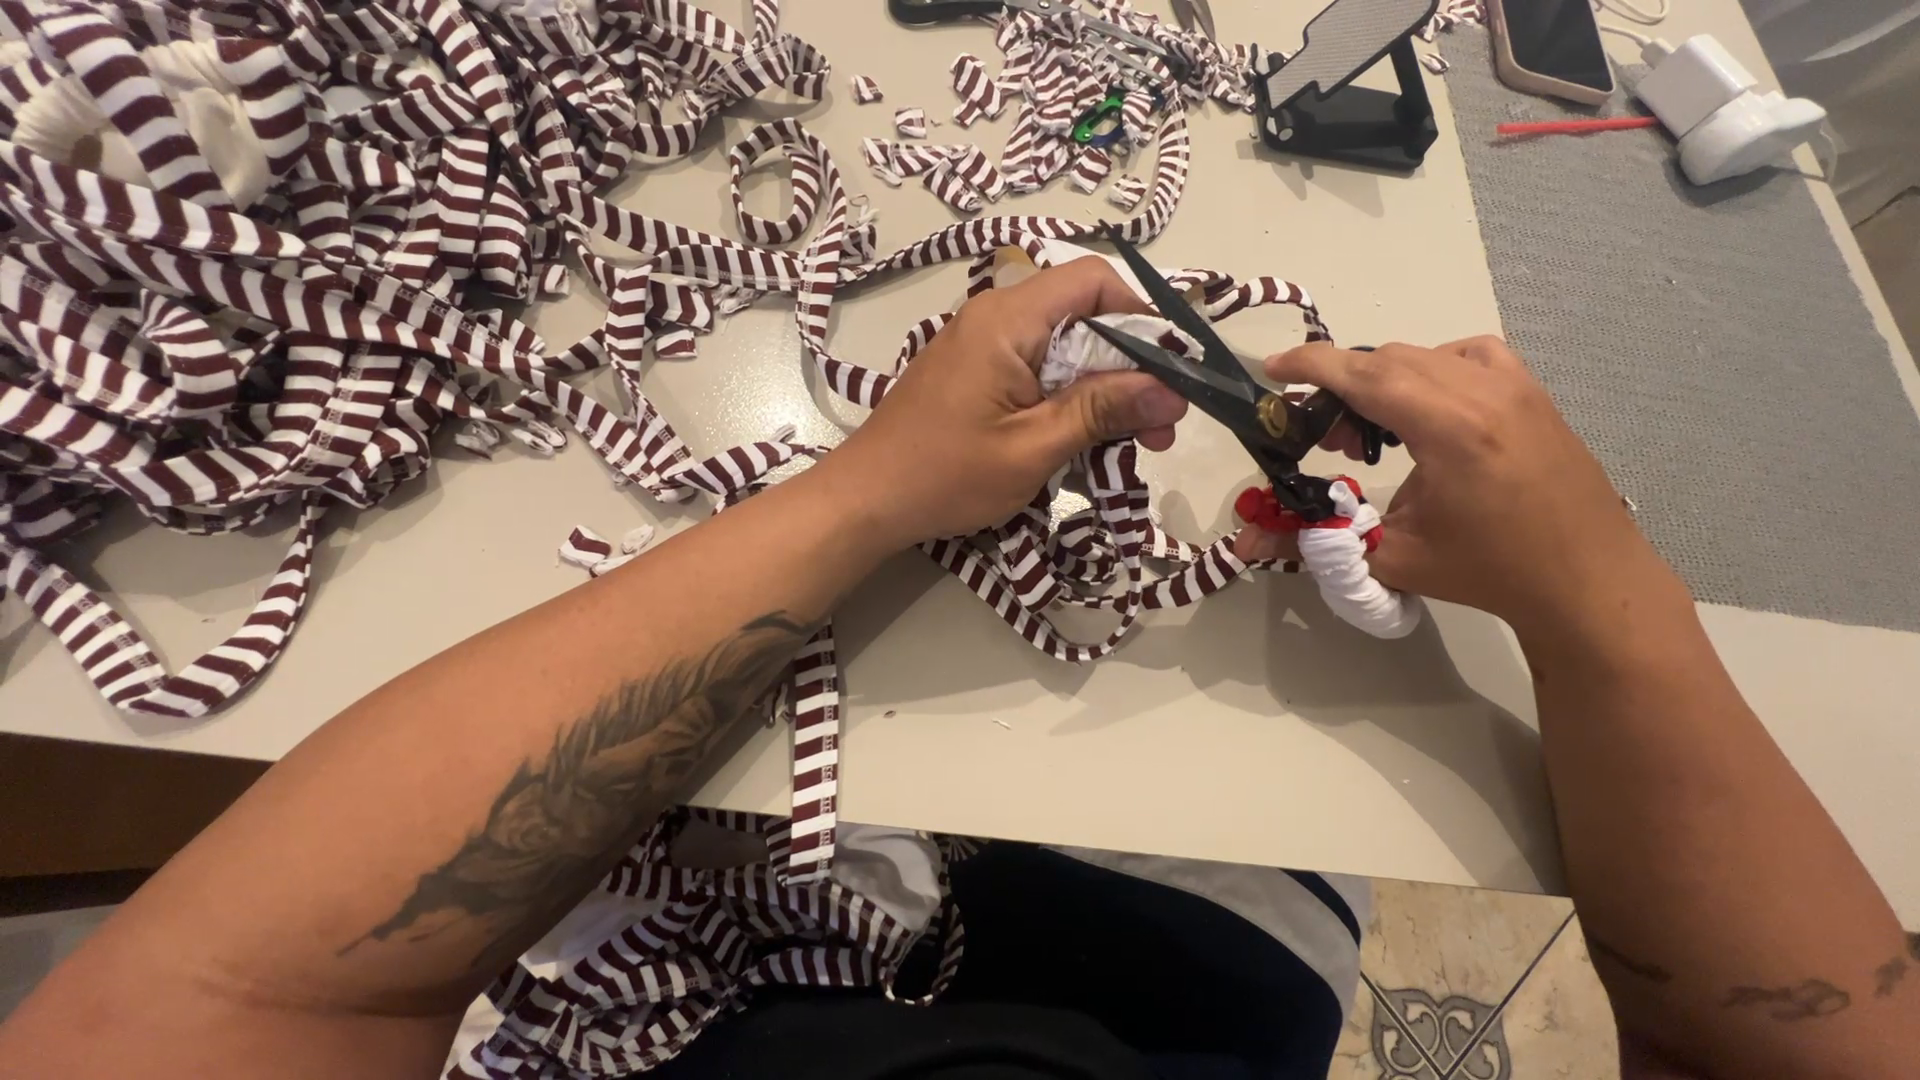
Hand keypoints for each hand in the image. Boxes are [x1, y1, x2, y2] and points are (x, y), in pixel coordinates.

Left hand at [825, 258, 1189, 548]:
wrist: (868, 500)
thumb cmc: (945, 475)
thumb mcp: (1033, 447)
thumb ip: (1102, 411)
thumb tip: (1172, 390)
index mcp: (1006, 320)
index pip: (1092, 280)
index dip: (1141, 316)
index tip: (1171, 370)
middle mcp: (994, 318)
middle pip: (1083, 317)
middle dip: (1130, 367)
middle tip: (1161, 427)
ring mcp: (982, 346)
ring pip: (1064, 349)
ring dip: (1102, 391)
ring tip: (1134, 444)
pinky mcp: (976, 374)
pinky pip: (1037, 371)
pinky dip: (1068, 400)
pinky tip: (1089, 442)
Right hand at [1238, 336, 1683, 638]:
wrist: (1585, 579)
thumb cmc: (1486, 571)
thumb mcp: (1390, 557)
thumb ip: (1314, 541)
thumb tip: (1247, 543)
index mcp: (1450, 428)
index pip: (1365, 374)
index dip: (1312, 365)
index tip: (1274, 368)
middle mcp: (1483, 392)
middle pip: (1388, 360)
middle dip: (1341, 386)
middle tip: (1324, 437)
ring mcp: (1515, 387)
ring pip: (1425, 354)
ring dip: (1383, 380)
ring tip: (1373, 432)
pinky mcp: (1532, 393)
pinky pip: (1467, 356)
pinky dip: (1430, 370)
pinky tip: (1426, 411)